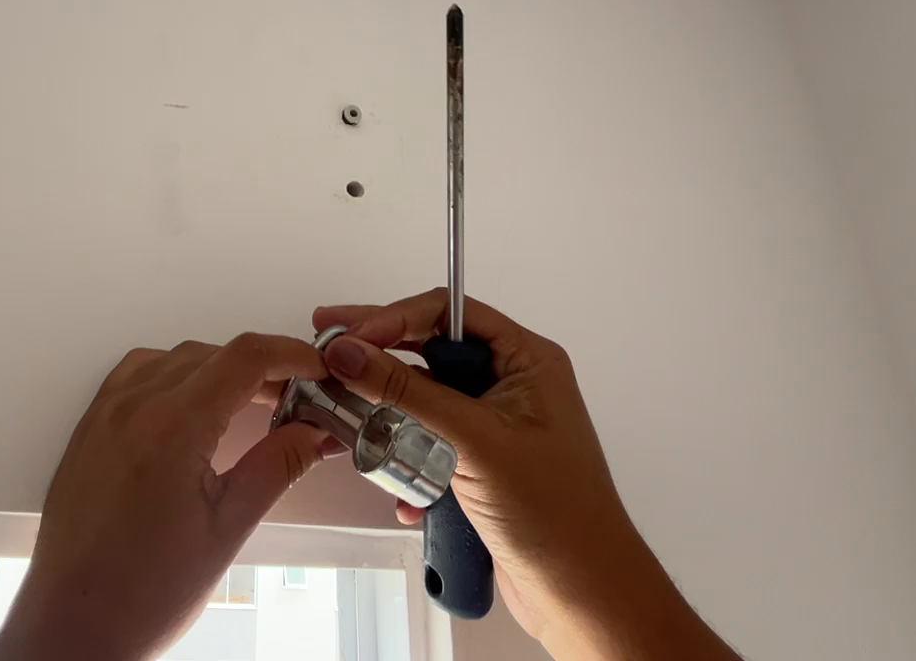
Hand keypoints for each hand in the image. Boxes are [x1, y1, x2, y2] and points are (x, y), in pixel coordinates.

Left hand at [0, 333, 336, 660]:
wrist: (72, 628)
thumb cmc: (139, 594)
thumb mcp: (227, 529)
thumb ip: (275, 467)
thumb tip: (311, 433)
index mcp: (172, 425)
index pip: (244, 358)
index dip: (290, 354)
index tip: (315, 368)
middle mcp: (134, 406)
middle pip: (214, 353)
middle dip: (262, 367)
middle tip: (295, 398)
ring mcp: (107, 411)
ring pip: (177, 358)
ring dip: (219, 367)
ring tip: (248, 401)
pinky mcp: (91, 424)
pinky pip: (138, 371)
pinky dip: (175, 373)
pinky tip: (191, 402)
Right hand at [314, 290, 737, 660]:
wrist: (586, 601)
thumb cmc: (553, 515)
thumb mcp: (472, 441)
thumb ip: (405, 391)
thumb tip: (347, 350)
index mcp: (524, 360)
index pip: (447, 313)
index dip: (394, 316)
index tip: (352, 335)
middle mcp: (509, 382)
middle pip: (428, 348)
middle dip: (378, 352)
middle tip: (329, 342)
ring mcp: (493, 421)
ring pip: (424, 395)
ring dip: (389, 410)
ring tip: (348, 412)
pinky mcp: (479, 459)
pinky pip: (428, 436)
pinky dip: (406, 452)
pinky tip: (396, 484)